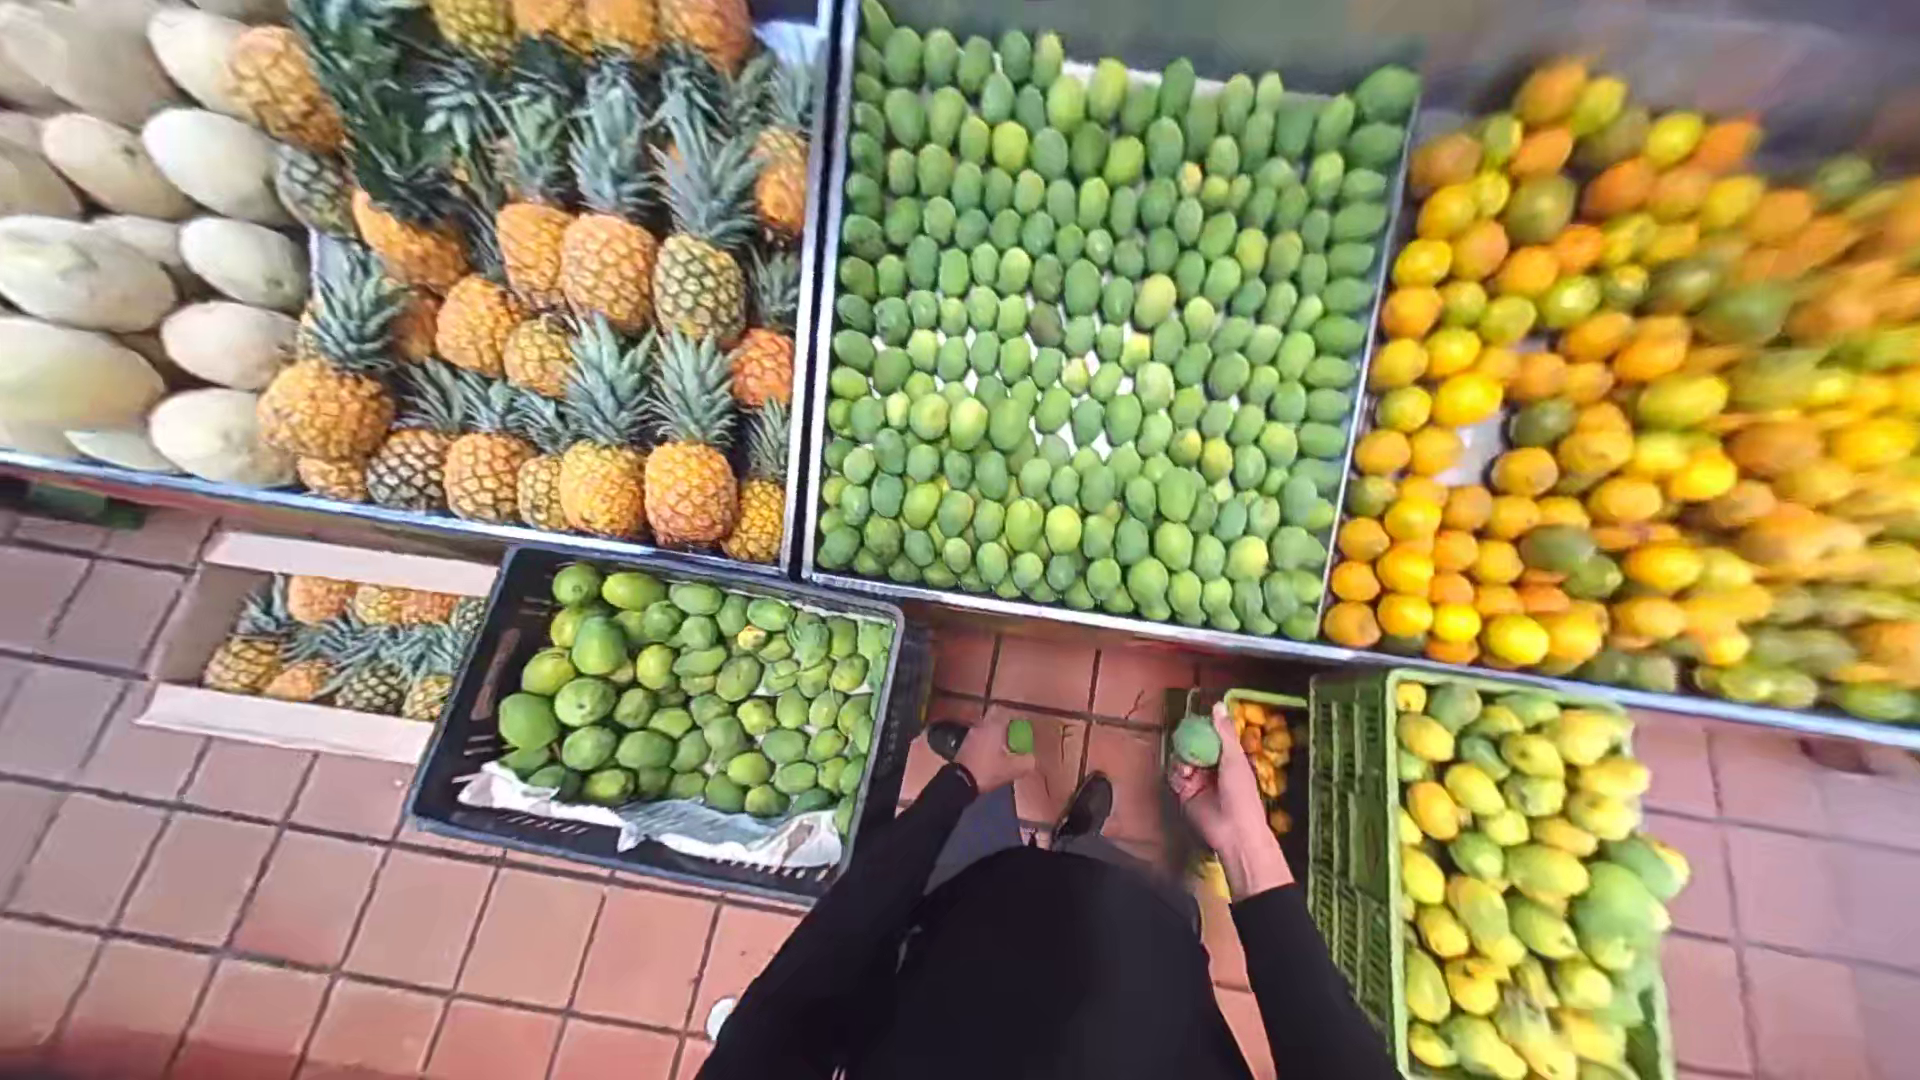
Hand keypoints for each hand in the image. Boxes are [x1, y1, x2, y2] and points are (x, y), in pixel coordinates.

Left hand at [954, 704, 1034, 793]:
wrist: (960, 781)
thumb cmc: (988, 770)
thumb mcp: (1012, 769)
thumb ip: (1027, 762)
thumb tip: (1033, 758)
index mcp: (994, 726)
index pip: (1007, 712)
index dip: (1018, 717)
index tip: (1026, 724)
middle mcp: (982, 725)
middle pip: (996, 718)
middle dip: (1007, 724)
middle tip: (1016, 734)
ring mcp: (972, 734)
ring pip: (988, 727)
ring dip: (998, 732)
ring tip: (1007, 745)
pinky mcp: (966, 743)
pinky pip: (982, 735)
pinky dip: (989, 739)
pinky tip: (994, 752)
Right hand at [1168, 701, 1292, 898]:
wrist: (1234, 830)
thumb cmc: (1241, 793)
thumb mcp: (1235, 758)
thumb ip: (1224, 732)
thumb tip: (1217, 705)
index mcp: (1227, 759)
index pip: (1210, 738)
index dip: (1201, 729)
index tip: (1193, 721)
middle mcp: (1211, 768)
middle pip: (1193, 748)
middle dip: (1188, 744)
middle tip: (1184, 741)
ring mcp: (1197, 781)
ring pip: (1181, 760)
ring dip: (1182, 760)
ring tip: (1188, 767)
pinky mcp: (1185, 794)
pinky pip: (1174, 777)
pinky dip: (1177, 775)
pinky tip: (1184, 777)